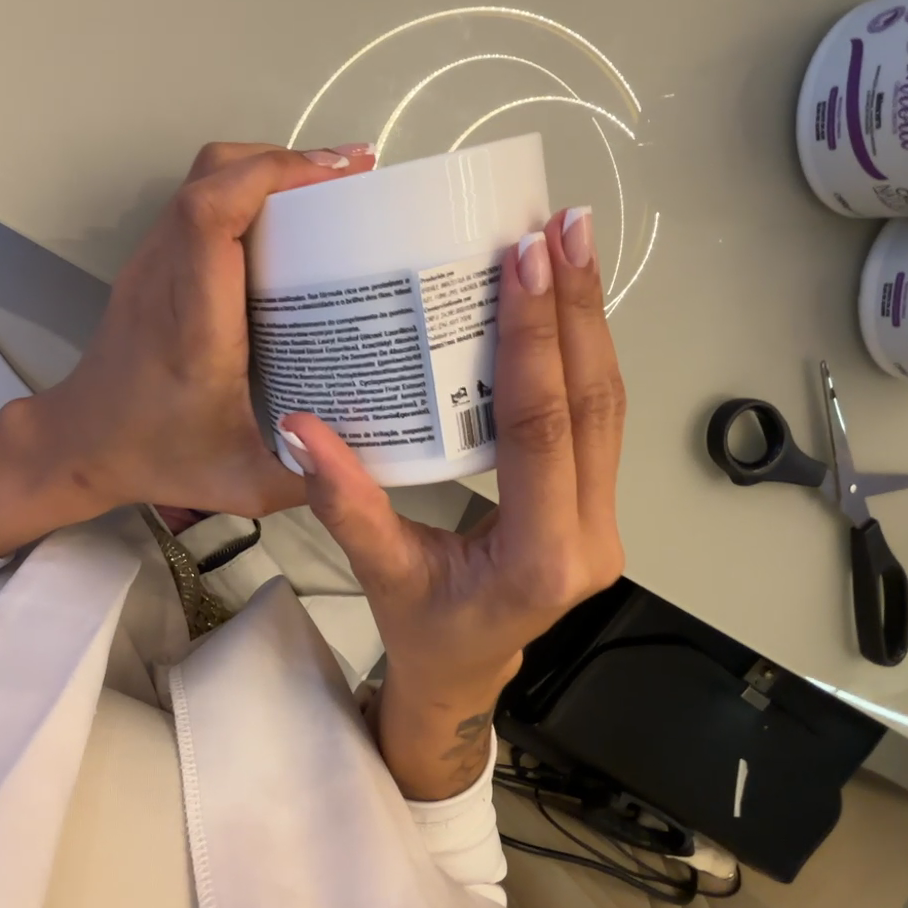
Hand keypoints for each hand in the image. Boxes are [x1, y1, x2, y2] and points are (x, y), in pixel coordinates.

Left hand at [0, 141, 374, 556]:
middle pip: (213, 176)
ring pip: (203, 179)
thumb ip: (314, 479)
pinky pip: (197, 202)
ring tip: (331, 195)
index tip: (345, 174)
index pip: (212, 215)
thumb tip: (383, 453)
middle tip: (355, 182)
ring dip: (267, 171)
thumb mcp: (247, 486)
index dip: (277, 174)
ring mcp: (151, 263)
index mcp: (194, 323)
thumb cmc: (161, 459)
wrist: (82, 443)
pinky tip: (287, 226)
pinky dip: (245, 192)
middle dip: (288, 162)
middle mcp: (166, 277)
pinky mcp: (150, 265)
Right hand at [279, 207, 626, 798]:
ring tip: (571, 247)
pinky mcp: (593, 501)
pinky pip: (596, 418)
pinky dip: (579, 354)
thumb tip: (300, 428)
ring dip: (587, 322)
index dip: (534, 341)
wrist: (465, 680)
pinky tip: (560, 307)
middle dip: (576, 308)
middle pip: (594, 402)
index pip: (543, 429)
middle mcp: (590, 531)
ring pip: (607, 404)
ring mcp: (602, 516)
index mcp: (541, 554)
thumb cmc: (424, 635)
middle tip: (562, 227)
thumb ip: (346, 503)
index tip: (526, 261)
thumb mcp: (380, 573)